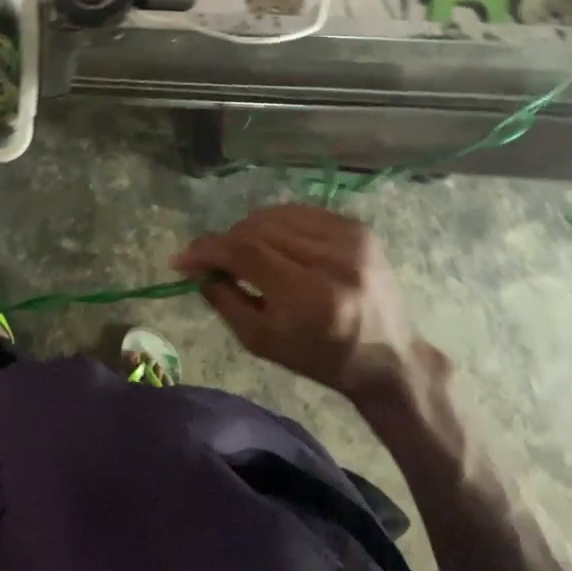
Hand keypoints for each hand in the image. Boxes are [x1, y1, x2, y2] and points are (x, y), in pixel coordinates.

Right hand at [172, 204, 434, 403]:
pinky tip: (271, 243)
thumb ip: (223, 299)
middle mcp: (334, 261)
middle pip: (256, 230)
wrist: (389, 358)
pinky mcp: (358, 228)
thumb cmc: (320, 358)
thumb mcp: (262, 341)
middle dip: (225, 242)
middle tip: (211, 261)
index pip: (246, 253)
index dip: (207, 250)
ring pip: (274, 216)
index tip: (181, 259)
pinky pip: (298, 212)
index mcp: (312, 298)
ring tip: (243, 254)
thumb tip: (195, 265)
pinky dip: (274, 224)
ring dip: (247, 231)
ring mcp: (350, 240)